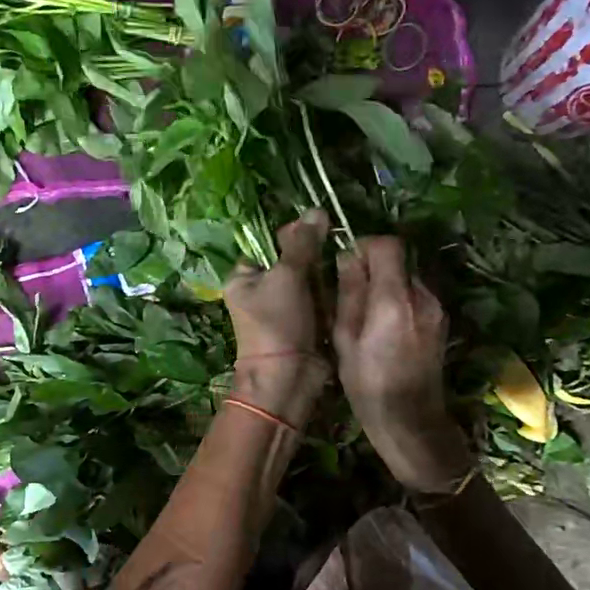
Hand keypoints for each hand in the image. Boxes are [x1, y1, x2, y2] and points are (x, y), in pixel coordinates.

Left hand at [224, 211, 329, 425]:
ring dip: (328, 280)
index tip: (319, 233)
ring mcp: (287, 309)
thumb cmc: (277, 324)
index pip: (269, 244)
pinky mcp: (308, 324)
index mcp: (245, 277)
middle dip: (316, 261)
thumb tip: (317, 209)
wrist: (289, 379)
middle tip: (330, 260)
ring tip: (341, 278)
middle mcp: (263, 291)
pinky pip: (324, 301)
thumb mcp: (287, 276)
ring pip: (314, 281)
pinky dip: (333, 298)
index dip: (294, 237)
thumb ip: (303, 243)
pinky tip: (345, 295)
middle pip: (296, 261)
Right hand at [333, 236, 473, 492]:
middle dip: (376, 268)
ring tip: (368, 315)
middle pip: (401, 260)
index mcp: (395, 299)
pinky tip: (387, 328)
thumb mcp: (346, 339)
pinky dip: (401, 300)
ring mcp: (437, 309)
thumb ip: (349, 292)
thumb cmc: (368, 385)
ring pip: (409, 278)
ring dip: (388, 285)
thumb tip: (348, 256)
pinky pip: (418, 297)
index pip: (389, 245)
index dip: (366, 247)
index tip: (348, 264)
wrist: (411, 421)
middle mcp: (423, 296)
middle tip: (353, 293)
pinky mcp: (442, 322)